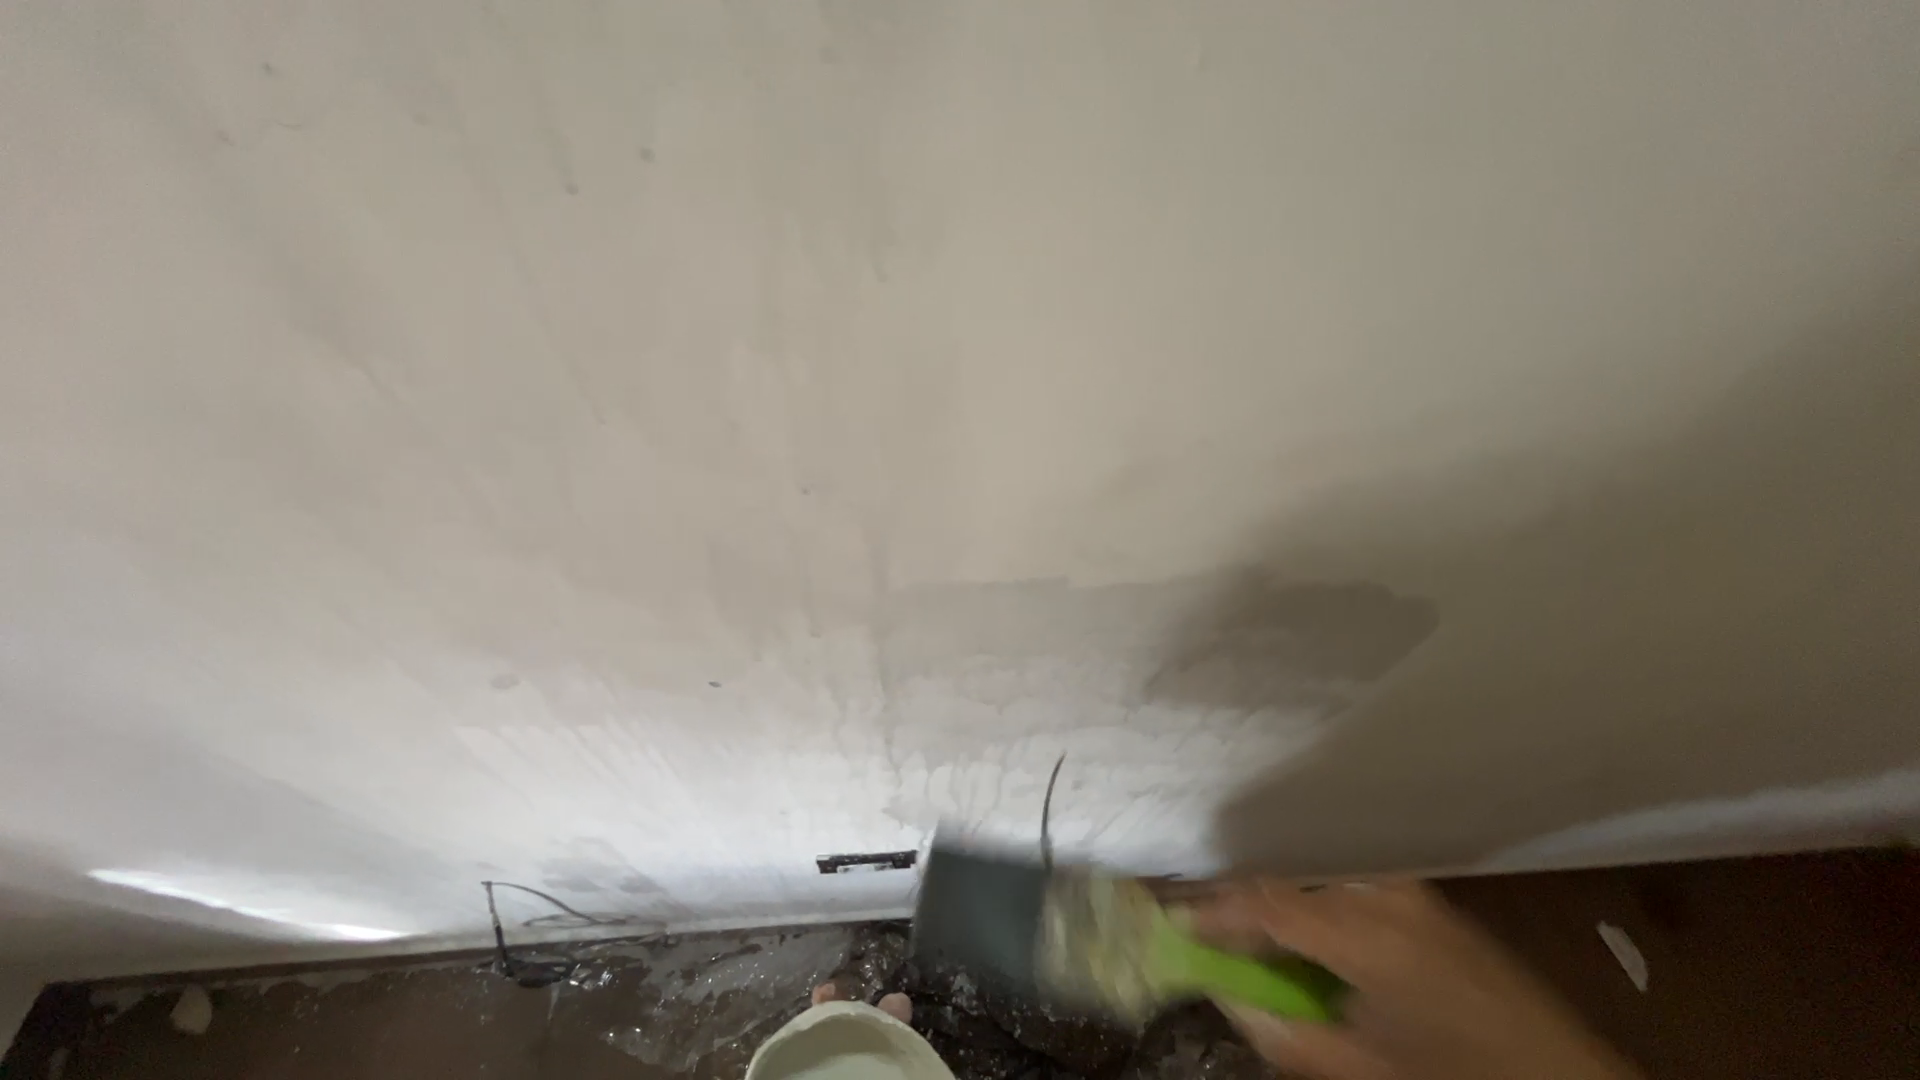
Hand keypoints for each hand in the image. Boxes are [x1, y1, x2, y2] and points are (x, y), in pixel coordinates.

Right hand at [1184, 879, 1642, 1079]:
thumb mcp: (1363, 1071)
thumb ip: (1283, 1032)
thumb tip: (1221, 993)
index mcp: (1366, 933)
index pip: (1266, 902)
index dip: (1211, 910)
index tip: (1170, 921)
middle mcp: (1382, 894)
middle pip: (1286, 885)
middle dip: (1240, 909)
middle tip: (1204, 932)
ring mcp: (1409, 891)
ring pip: (1314, 884)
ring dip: (1276, 909)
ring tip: (1251, 939)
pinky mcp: (1426, 900)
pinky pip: (1346, 890)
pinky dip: (1313, 909)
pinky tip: (1308, 940)